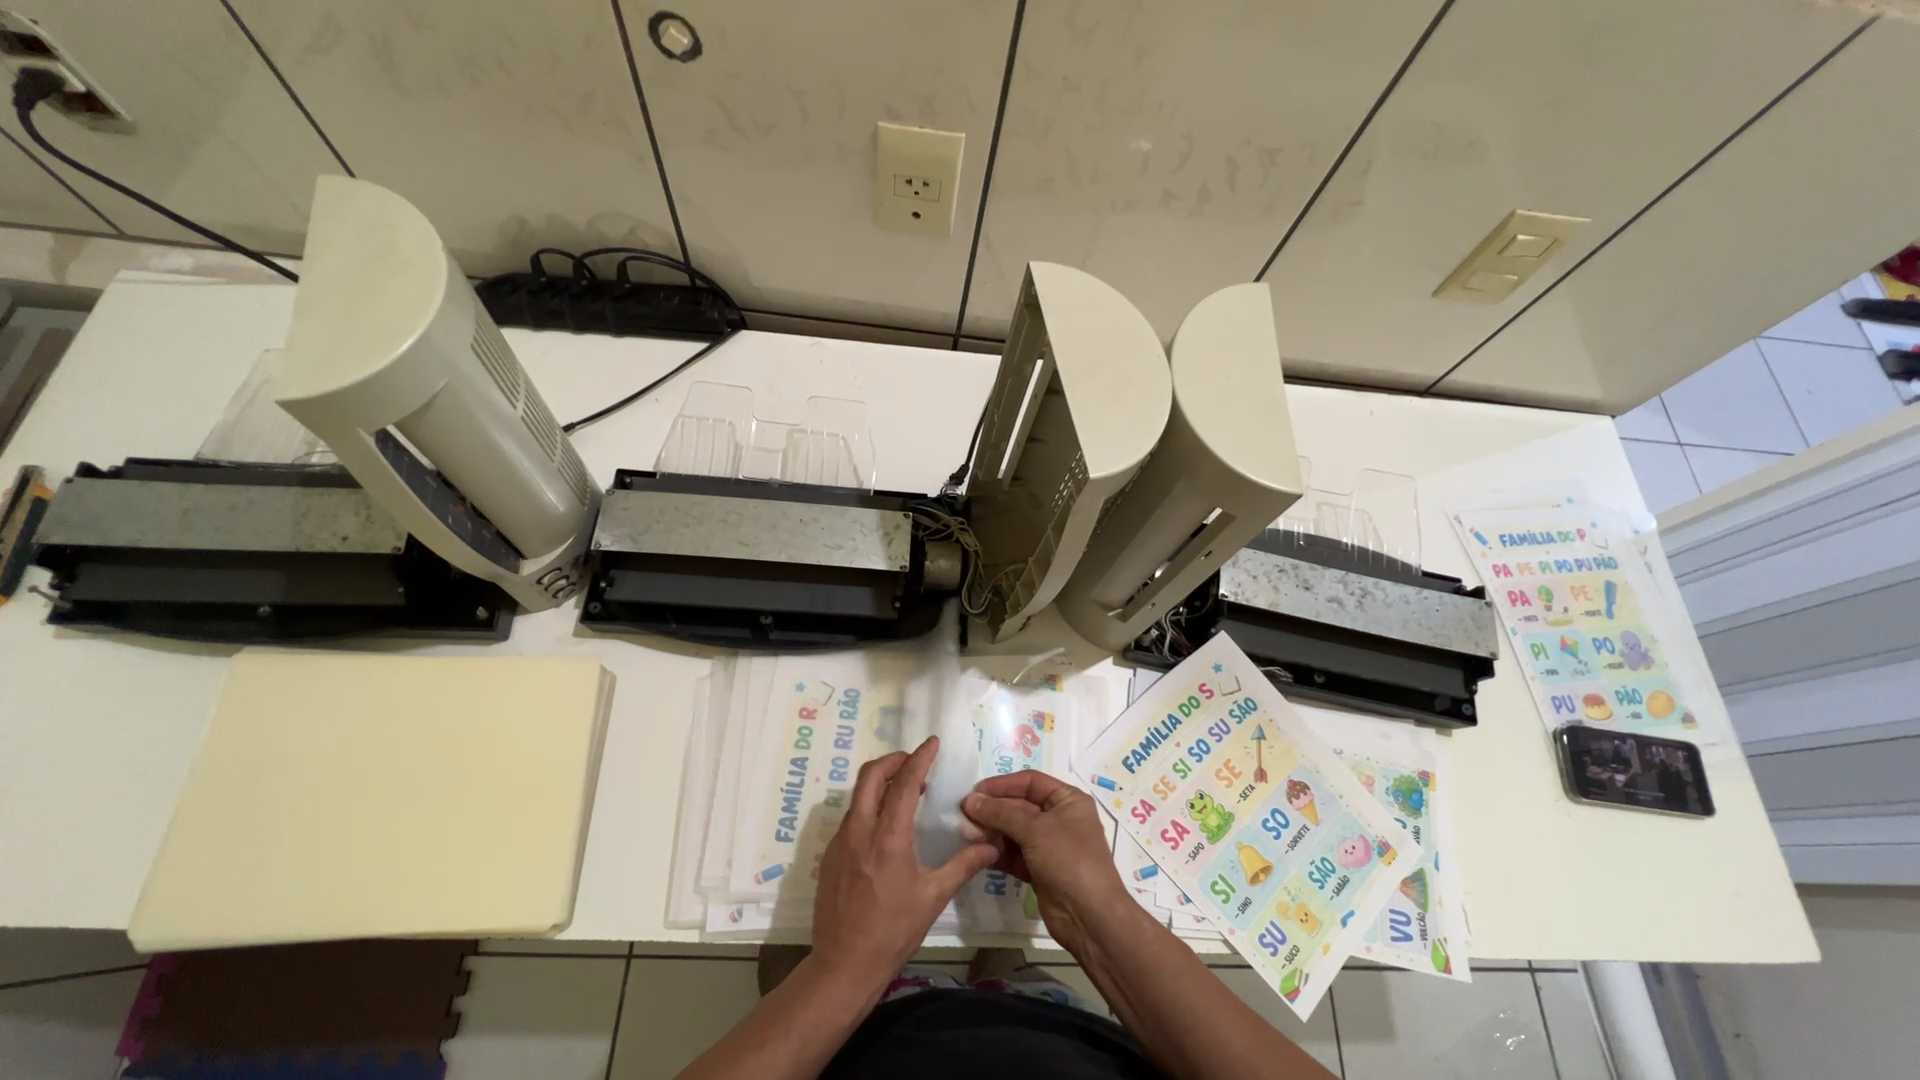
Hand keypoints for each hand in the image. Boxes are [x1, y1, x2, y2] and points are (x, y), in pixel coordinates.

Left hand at [812, 737, 998, 996]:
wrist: (844, 963)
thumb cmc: (893, 930)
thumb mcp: (933, 897)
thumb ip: (963, 865)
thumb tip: (991, 846)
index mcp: (888, 837)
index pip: (904, 783)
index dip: (919, 758)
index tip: (931, 742)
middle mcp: (860, 830)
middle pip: (871, 776)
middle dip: (893, 760)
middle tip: (915, 762)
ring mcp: (840, 841)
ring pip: (858, 795)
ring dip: (880, 782)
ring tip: (905, 792)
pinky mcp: (830, 855)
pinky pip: (850, 817)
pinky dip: (869, 806)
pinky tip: (886, 826)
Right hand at [962, 771, 1133, 953]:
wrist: (1089, 916)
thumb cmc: (1068, 860)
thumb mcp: (1035, 830)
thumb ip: (1000, 813)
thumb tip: (970, 800)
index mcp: (1068, 800)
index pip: (1030, 782)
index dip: (1002, 785)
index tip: (974, 792)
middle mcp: (1059, 819)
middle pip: (1019, 806)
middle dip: (992, 810)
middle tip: (962, 815)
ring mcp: (1049, 846)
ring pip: (1013, 831)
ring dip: (991, 831)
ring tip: (966, 834)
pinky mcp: (1038, 869)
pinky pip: (1013, 854)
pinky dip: (996, 852)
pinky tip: (977, 852)